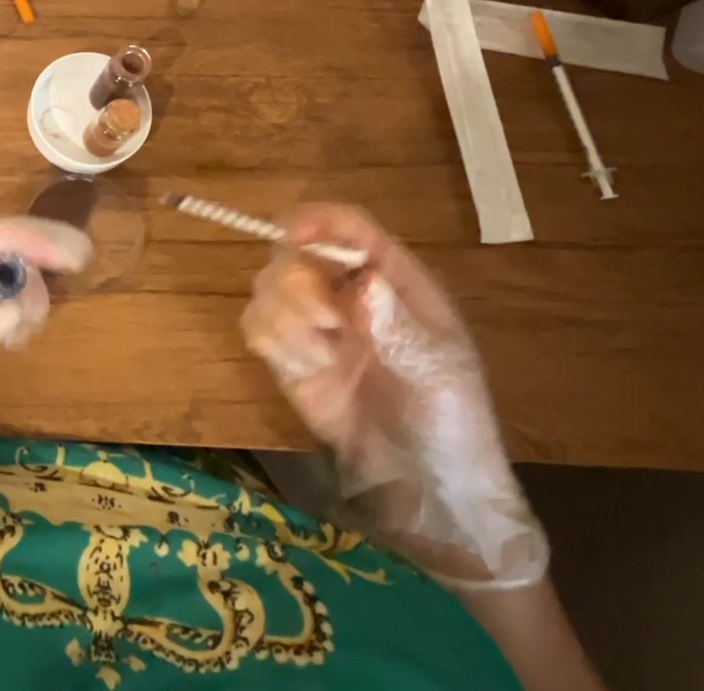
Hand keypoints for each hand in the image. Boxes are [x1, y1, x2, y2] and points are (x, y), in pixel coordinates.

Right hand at [240, 204, 548, 589]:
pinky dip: (270, 342)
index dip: (318, 221)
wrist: (420, 482)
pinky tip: (302, 369)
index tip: (291, 234)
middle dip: (297, 283)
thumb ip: (398, 325)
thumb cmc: (447, 417)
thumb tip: (362, 283)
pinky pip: (255, 325)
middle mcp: (345, 290)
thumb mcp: (438, 370)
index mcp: (392, 279)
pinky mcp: (285, 354)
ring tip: (319, 357)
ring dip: (284, 318)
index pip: (348, 227)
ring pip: (266, 286)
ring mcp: (312, 323)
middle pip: (293, 252)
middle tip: (324, 324)